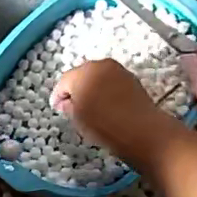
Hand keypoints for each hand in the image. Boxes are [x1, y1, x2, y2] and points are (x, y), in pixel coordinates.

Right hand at [50, 59, 180, 164]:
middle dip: (74, 88)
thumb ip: (68, 107)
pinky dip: (104, 89)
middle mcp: (99, 65)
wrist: (141, 130)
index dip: (57, 95)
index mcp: (82, 74)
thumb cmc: (104, 126)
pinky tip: (104, 104)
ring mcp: (117, 69)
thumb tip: (65, 102)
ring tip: (88, 106)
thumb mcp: (78, 120)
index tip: (55, 108)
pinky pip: (110, 80)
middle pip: (80, 75)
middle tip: (70, 106)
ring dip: (90, 87)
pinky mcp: (130, 77)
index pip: (63, 82)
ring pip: (96, 76)